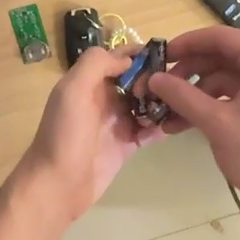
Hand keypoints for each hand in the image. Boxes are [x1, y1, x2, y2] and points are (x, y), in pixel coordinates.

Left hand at [11, 46, 164, 222]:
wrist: (58, 185)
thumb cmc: (65, 135)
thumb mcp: (73, 90)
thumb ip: (97, 64)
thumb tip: (128, 59)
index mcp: (88, 81)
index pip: (117, 58)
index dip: (139, 54)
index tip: (167, 54)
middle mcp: (102, 98)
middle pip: (136, 80)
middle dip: (155, 79)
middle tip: (177, 84)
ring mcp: (115, 122)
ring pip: (144, 103)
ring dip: (161, 102)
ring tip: (181, 103)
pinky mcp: (125, 145)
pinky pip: (148, 130)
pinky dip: (160, 126)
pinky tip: (174, 125)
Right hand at [149, 27, 239, 217]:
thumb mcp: (216, 122)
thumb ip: (182, 96)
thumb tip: (153, 79)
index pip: (220, 37)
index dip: (186, 44)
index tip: (159, 56)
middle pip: (225, 57)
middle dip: (190, 73)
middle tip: (161, 90)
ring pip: (231, 79)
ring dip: (199, 94)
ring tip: (168, 116)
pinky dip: (217, 105)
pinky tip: (190, 123)